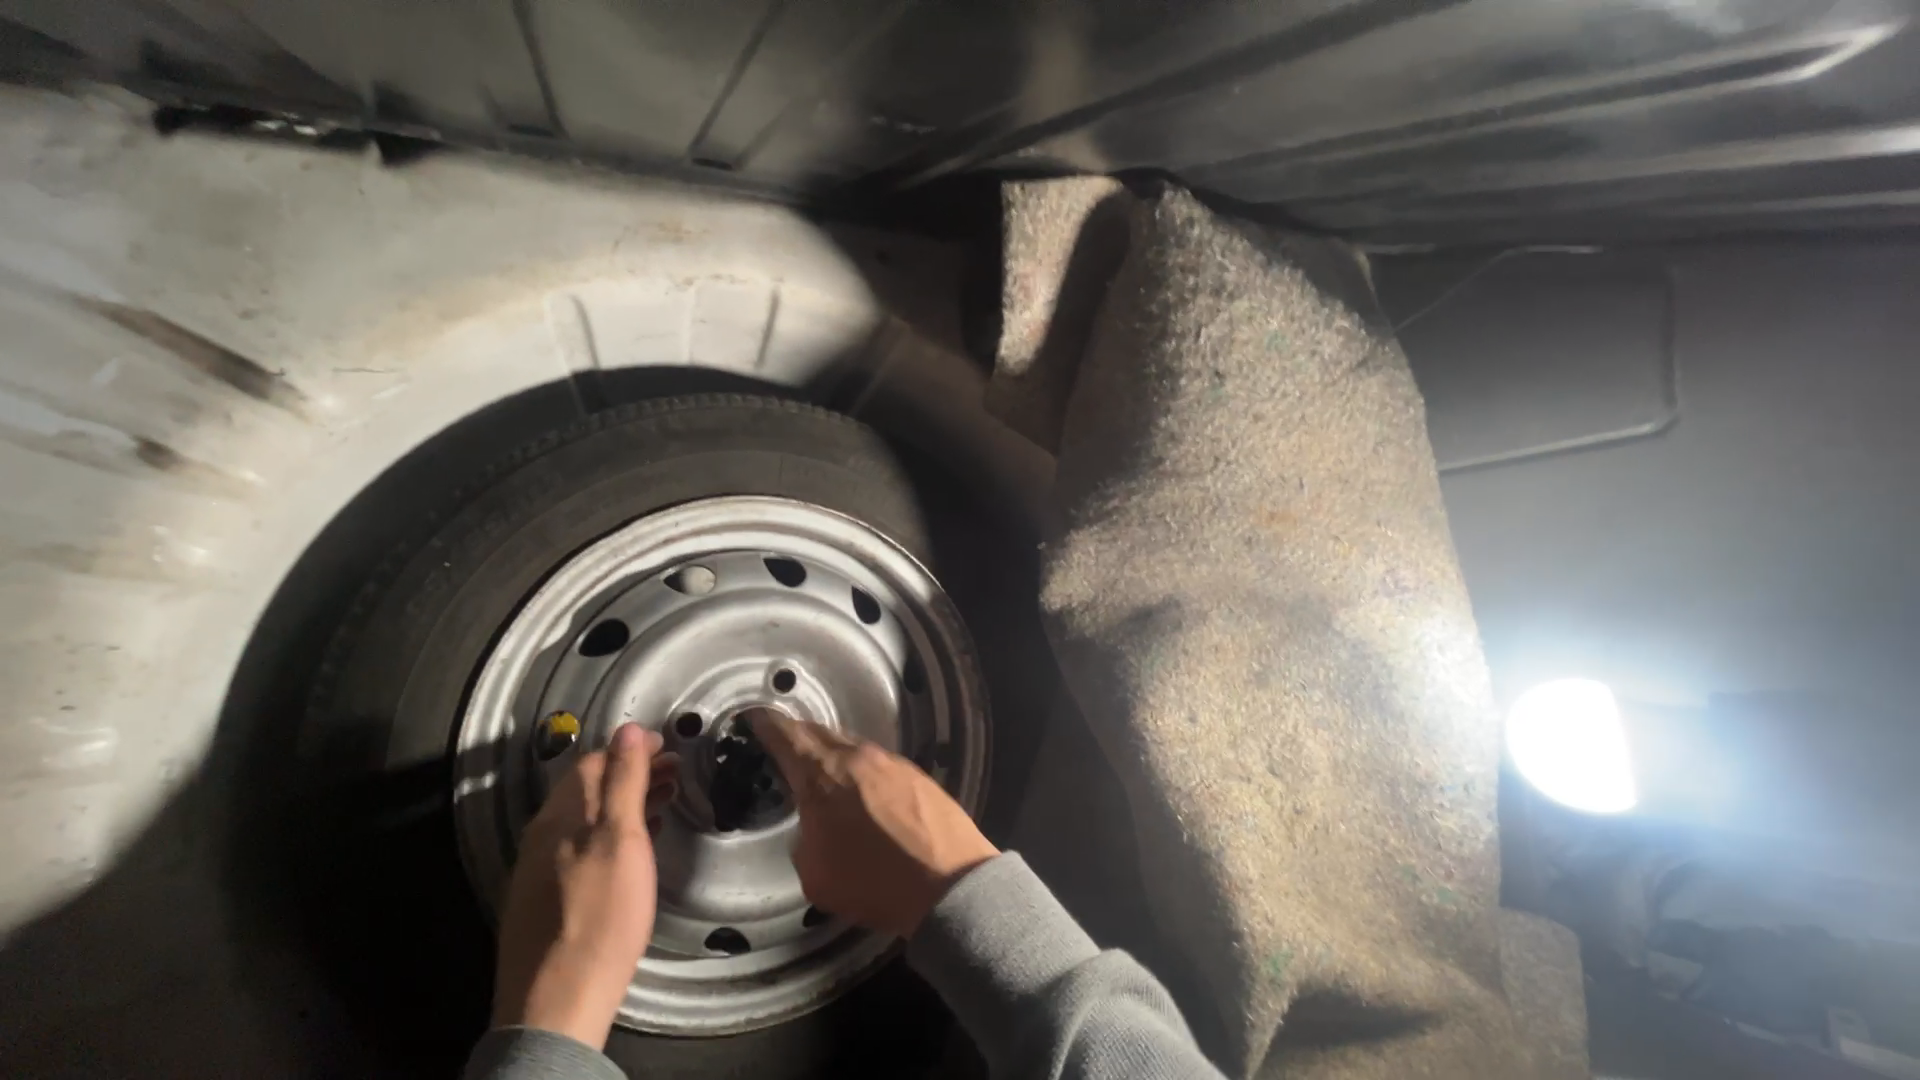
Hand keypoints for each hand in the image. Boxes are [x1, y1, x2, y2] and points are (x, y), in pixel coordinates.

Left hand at [492, 723, 677, 1046]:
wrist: (557, 1002)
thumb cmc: (600, 914)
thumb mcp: (622, 839)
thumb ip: (624, 781)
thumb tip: (630, 728)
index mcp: (559, 816)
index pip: (594, 761)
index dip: (632, 748)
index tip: (669, 747)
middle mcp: (542, 835)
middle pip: (590, 789)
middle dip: (631, 772)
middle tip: (675, 772)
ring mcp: (540, 869)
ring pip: (587, 819)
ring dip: (625, 802)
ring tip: (665, 801)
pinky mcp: (546, 899)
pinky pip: (582, 847)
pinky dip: (614, 832)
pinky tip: (636, 846)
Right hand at [749, 708, 996, 938]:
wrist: (950, 884)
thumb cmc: (876, 884)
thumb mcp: (815, 874)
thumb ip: (804, 840)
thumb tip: (813, 828)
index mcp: (823, 776)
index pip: (786, 735)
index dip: (764, 724)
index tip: (752, 718)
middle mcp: (857, 757)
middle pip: (819, 732)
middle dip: (797, 737)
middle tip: (783, 746)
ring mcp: (891, 761)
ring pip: (851, 745)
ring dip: (831, 753)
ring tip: (822, 771)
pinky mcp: (917, 772)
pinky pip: (877, 761)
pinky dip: (860, 768)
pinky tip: (861, 790)